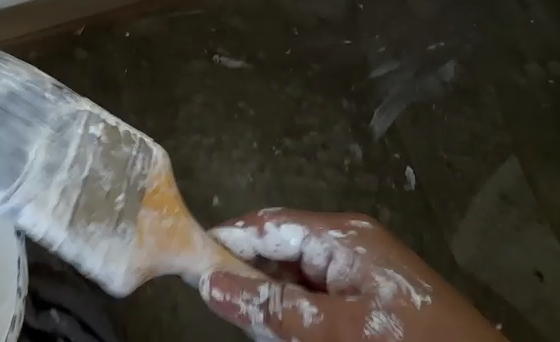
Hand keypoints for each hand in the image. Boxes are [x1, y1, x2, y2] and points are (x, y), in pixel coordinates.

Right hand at [198, 209, 505, 340]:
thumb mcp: (342, 331)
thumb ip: (277, 309)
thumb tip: (207, 284)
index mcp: (341, 236)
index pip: (263, 227)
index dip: (225, 244)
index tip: (189, 267)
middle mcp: (346, 247)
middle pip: (276, 254)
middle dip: (250, 282)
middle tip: (230, 313)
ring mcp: (360, 277)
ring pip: (293, 283)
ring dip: (275, 308)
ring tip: (265, 332)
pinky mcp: (370, 305)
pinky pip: (316, 302)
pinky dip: (298, 321)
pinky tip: (291, 336)